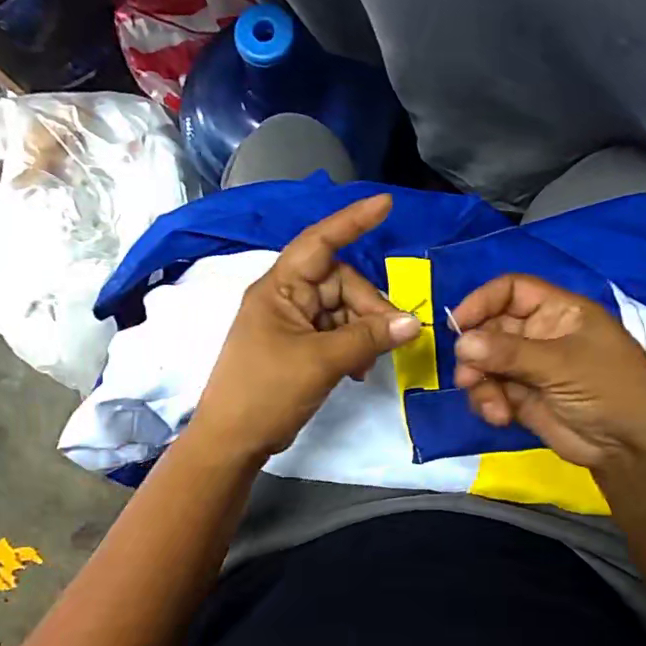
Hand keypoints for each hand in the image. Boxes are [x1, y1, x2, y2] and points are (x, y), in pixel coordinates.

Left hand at [191, 195, 421, 458]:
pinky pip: (335, 334)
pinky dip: (352, 347)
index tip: (386, 205)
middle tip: (392, 336)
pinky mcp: (298, 347)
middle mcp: (285, 298)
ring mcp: (291, 323)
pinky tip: (359, 370)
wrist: (232, 440)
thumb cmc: (266, 391)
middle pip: (340, 283)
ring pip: (341, 311)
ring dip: (363, 331)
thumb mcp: (320, 362)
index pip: (318, 243)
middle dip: (369, 306)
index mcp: (279, 288)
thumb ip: (367, 338)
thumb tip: (413, 322)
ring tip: (370, 362)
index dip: (351, 221)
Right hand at [450, 274, 645, 467]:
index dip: (482, 301)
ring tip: (491, 404)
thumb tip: (461, 342)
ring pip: (484, 363)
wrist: (632, 448)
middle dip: (475, 351)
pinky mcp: (521, 397)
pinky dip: (487, 402)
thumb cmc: (609, 390)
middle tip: (468, 376)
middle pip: (490, 328)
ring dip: (479, 382)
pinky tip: (500, 417)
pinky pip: (490, 391)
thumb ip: (509, 352)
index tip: (457, 325)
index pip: (511, 290)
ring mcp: (529, 367)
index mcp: (558, 312)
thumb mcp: (561, 365)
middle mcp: (540, 334)